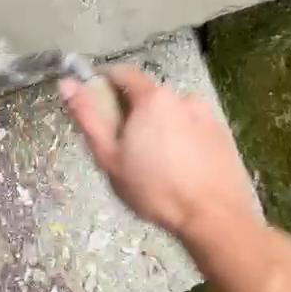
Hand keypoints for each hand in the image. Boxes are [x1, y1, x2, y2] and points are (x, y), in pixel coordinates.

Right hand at [59, 65, 263, 245]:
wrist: (215, 219)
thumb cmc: (153, 188)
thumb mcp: (108, 156)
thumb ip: (87, 116)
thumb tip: (66, 83)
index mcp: (151, 99)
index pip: (122, 72)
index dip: (104, 83)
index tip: (96, 106)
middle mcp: (182, 98)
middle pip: (147, 94)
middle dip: (131, 111)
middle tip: (123, 145)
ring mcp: (207, 116)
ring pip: (171, 112)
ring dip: (158, 125)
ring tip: (153, 160)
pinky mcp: (224, 135)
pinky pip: (192, 127)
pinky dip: (180, 138)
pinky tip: (178, 167)